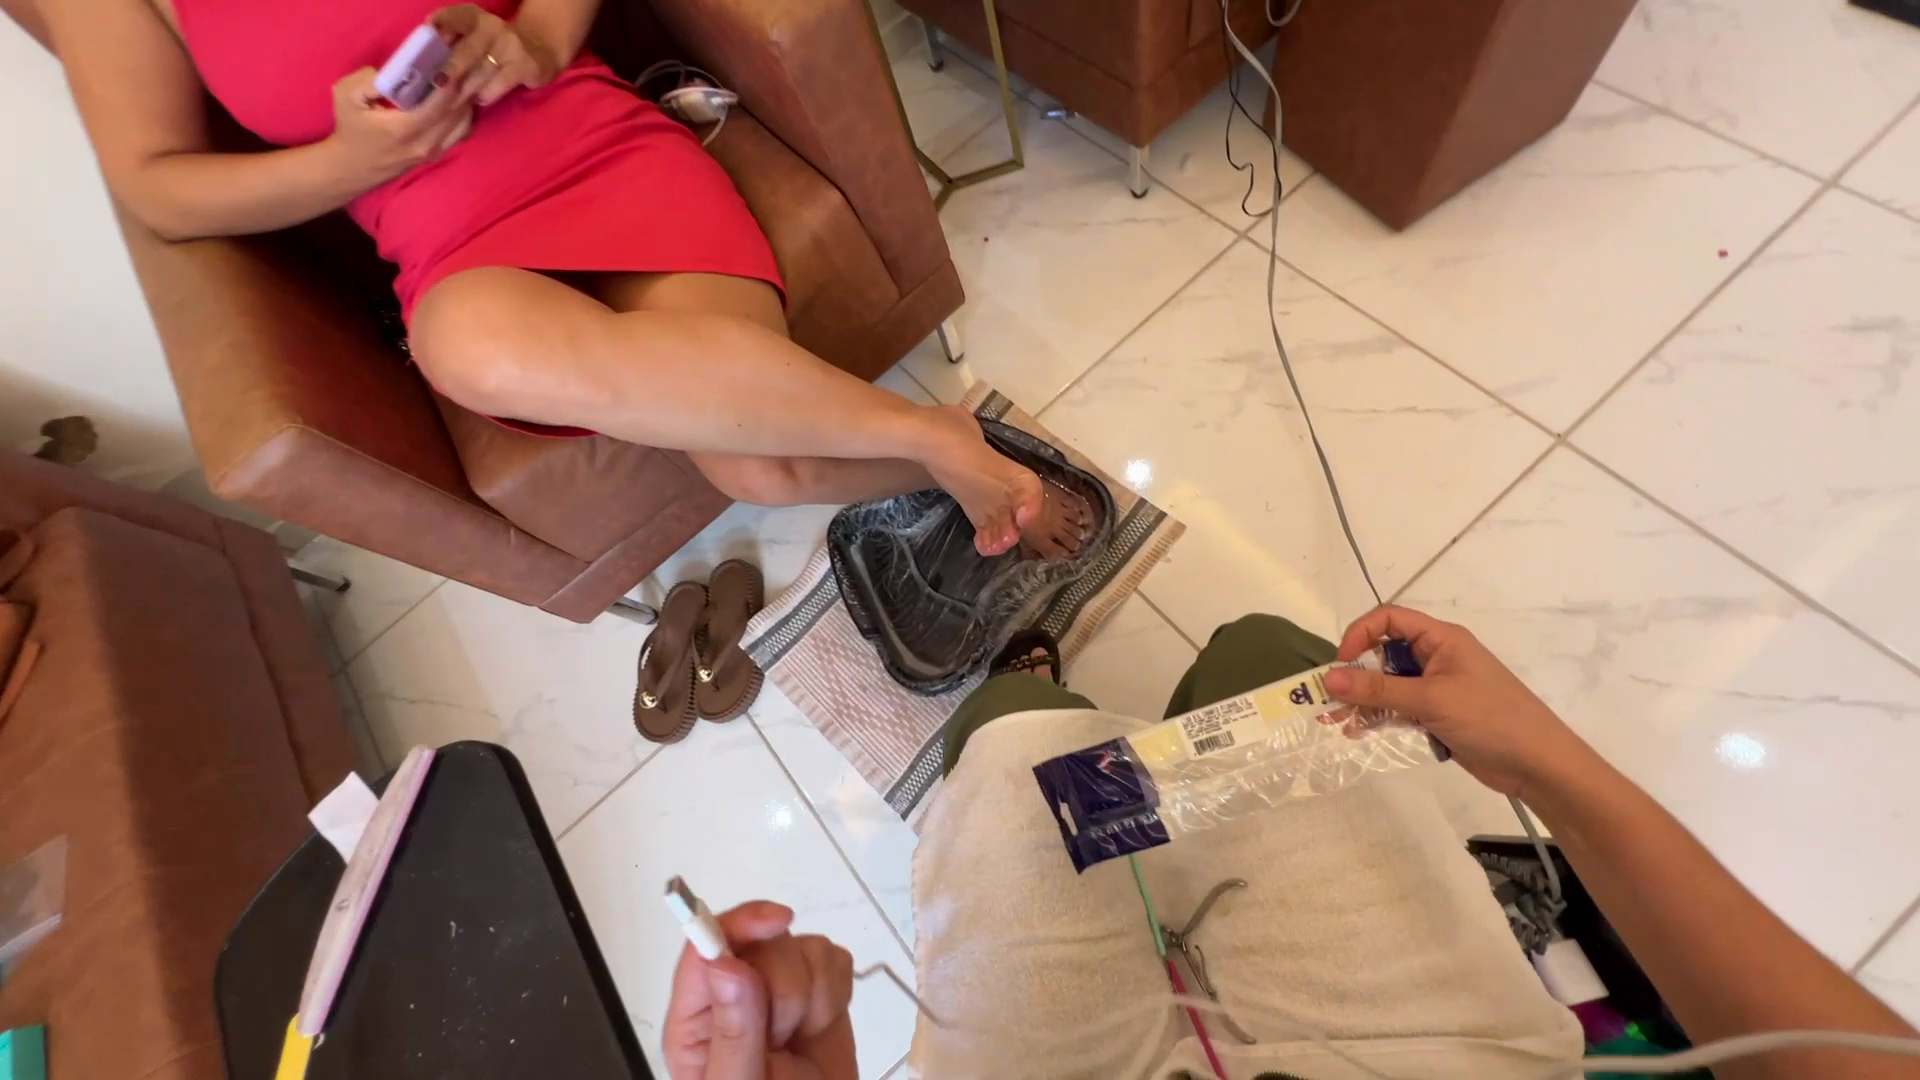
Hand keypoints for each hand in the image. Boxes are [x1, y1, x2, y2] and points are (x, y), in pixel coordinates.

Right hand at [328, 67, 473, 184]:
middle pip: (455, 115)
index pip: (436, 107)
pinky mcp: (440, 154)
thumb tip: (396, 72)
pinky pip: (460, 133)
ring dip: (466, 103)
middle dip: (461, 91)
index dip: (448, 87)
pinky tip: (461, 100)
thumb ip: (367, 81)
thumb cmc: (351, 128)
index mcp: (404, 129)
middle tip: (463, 69)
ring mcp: (436, 151)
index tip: (452, 67)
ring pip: (462, 125)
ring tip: (465, 82)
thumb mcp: (346, 97)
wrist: (357, 165)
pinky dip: (464, 115)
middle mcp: (427, 143)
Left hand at [429, 4, 559, 107]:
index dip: (438, 27)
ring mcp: (510, 45)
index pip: (451, 18)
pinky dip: (489, 92)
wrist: (541, 49)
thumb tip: (426, 60)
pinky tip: (481, 100)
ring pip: (483, 70)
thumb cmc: (498, 47)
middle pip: (466, 50)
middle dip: (450, 70)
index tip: (426, 39)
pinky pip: (502, 81)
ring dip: (467, 88)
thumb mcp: (475, 34)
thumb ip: (454, 40)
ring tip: (455, 102)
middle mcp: (490, 26)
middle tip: (437, 86)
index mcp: (473, 15)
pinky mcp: (525, 65)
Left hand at [663, 901, 857, 1079]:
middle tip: (782, 1040)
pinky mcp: (818, 984)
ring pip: (805, 946)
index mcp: (698, 1013)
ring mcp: (779, 982)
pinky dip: (836, 994)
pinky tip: (821, 1027)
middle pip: (765, 940)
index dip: (741, 924)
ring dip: (813, 998)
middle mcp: (735, 989)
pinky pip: (834, 958)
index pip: (708, 944)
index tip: (778, 922)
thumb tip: (724, 964)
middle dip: (785, 987)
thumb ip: (734, 1033)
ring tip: (801, 1040)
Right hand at [1324, 605, 1594, 800]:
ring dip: (1361, 699)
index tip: (1343, 663)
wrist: (1542, 767)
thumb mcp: (1430, 701)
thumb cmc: (1492, 719)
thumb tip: (1327, 678)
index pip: (1388, 618)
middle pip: (1382, 653)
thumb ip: (1377, 690)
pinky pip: (1396, 707)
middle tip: (1331, 698)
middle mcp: (1436, 657)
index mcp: (1441, 639)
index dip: (1360, 634)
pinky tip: (1358, 732)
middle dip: (1354, 674)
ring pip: (1386, 684)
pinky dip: (1376, 717)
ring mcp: (1435, 686)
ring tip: (1336, 720)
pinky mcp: (1435, 713)